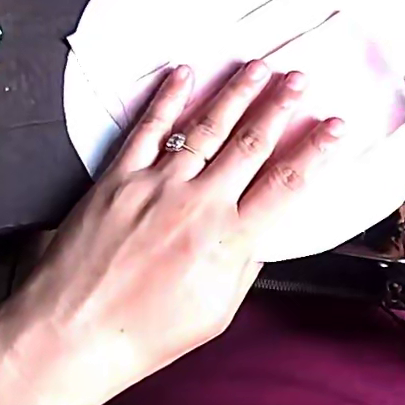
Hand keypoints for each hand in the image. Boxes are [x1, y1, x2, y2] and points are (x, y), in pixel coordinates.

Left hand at [0, 60, 345, 404]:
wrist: (69, 337)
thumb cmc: (142, 333)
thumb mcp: (217, 311)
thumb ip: (245, 264)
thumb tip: (262, 232)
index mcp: (228, 239)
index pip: (287, 182)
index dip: (316, 150)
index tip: (335, 126)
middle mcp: (198, 204)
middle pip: (250, 142)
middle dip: (280, 104)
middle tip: (299, 79)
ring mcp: (157, 186)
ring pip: (207, 127)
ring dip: (236, 93)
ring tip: (259, 67)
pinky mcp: (119, 179)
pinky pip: (147, 129)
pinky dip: (167, 98)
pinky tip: (185, 74)